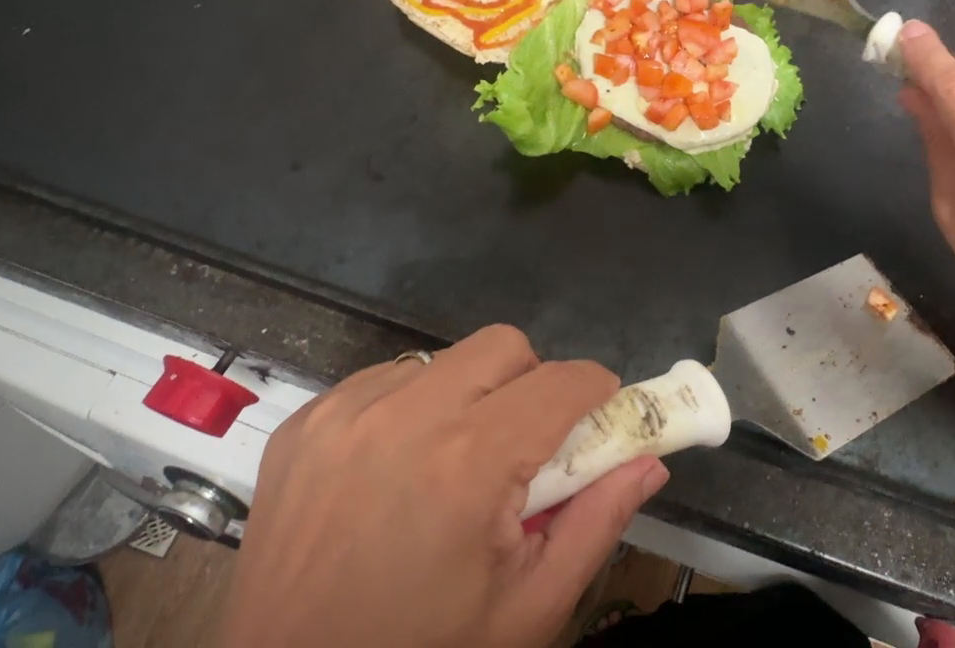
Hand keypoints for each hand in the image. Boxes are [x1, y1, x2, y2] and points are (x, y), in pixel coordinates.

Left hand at [219, 326, 667, 647]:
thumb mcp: (528, 608)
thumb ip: (596, 523)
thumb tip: (648, 463)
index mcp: (468, 463)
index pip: (563, 381)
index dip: (595, 395)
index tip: (597, 424)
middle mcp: (406, 416)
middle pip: (505, 346)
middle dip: (533, 382)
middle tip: (525, 447)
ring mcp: (346, 412)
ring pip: (445, 360)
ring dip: (469, 395)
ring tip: (453, 465)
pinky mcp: (306, 421)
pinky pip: (386, 379)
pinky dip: (411, 407)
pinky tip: (398, 468)